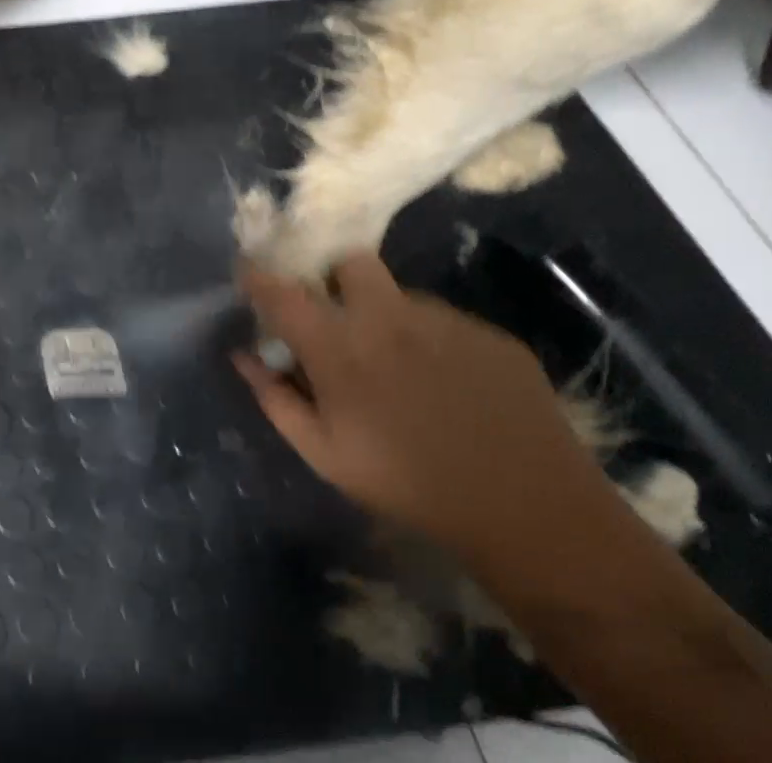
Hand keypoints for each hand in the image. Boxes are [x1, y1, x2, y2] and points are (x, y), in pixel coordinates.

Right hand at [232, 253, 614, 555]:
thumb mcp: (322, 453)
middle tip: (334, 317)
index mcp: (340, 348)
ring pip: (400, 295)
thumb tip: (244, 358)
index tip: (248, 273)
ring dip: (383, 316)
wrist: (528, 508)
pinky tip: (443, 386)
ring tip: (396, 368)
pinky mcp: (494, 336)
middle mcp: (390, 319)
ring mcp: (448, 323)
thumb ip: (276, 398)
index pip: (283, 293)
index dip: (259, 277)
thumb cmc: (405, 484)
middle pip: (351, 263)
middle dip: (333, 278)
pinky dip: (428, 341)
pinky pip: (445, 322)